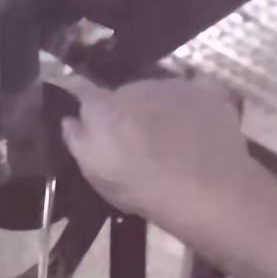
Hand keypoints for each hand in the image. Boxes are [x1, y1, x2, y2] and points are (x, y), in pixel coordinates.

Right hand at [60, 77, 266, 225]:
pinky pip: (187, 93)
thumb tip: (69, 119)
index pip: (83, 92)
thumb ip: (77, 141)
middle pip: (123, 93)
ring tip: (163, 137)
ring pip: (155, 92)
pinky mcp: (207, 91)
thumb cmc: (140, 189)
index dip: (86, 108)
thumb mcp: (95, 174)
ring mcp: (175, 86)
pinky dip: (183, 108)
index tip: (91, 126)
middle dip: (123, 111)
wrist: (207, 191)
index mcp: (104, 107)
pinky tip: (188, 131)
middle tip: (131, 140)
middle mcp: (137, 86)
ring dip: (153, 108)